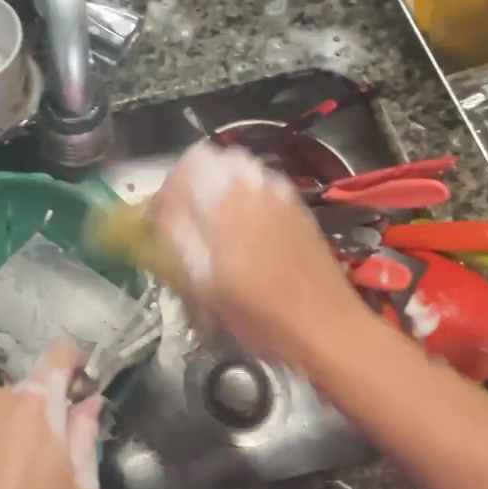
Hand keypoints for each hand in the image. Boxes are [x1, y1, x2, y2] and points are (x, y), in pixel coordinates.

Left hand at [0, 343, 102, 488]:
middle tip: (46, 458)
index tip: (82, 372)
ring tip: (5, 488)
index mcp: (34, 404)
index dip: (73, 358)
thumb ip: (87, 437)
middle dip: (38, 415)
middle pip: (23, 394)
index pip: (57, 354)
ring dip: (3, 439)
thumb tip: (88, 403)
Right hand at [150, 141, 371, 365]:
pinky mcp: (298, 208)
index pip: (188, 163)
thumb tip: (159, 209)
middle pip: (215, 160)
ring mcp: (281, 193)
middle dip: (194, 182)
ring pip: (240, 170)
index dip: (169, 186)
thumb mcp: (203, 282)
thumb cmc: (259, 312)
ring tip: (214, 223)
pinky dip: (246, 197)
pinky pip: (263, 185)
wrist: (328, 328)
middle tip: (186, 216)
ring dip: (220, 187)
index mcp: (226, 198)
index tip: (161, 216)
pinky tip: (246, 231)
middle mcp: (254, 185)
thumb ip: (176, 235)